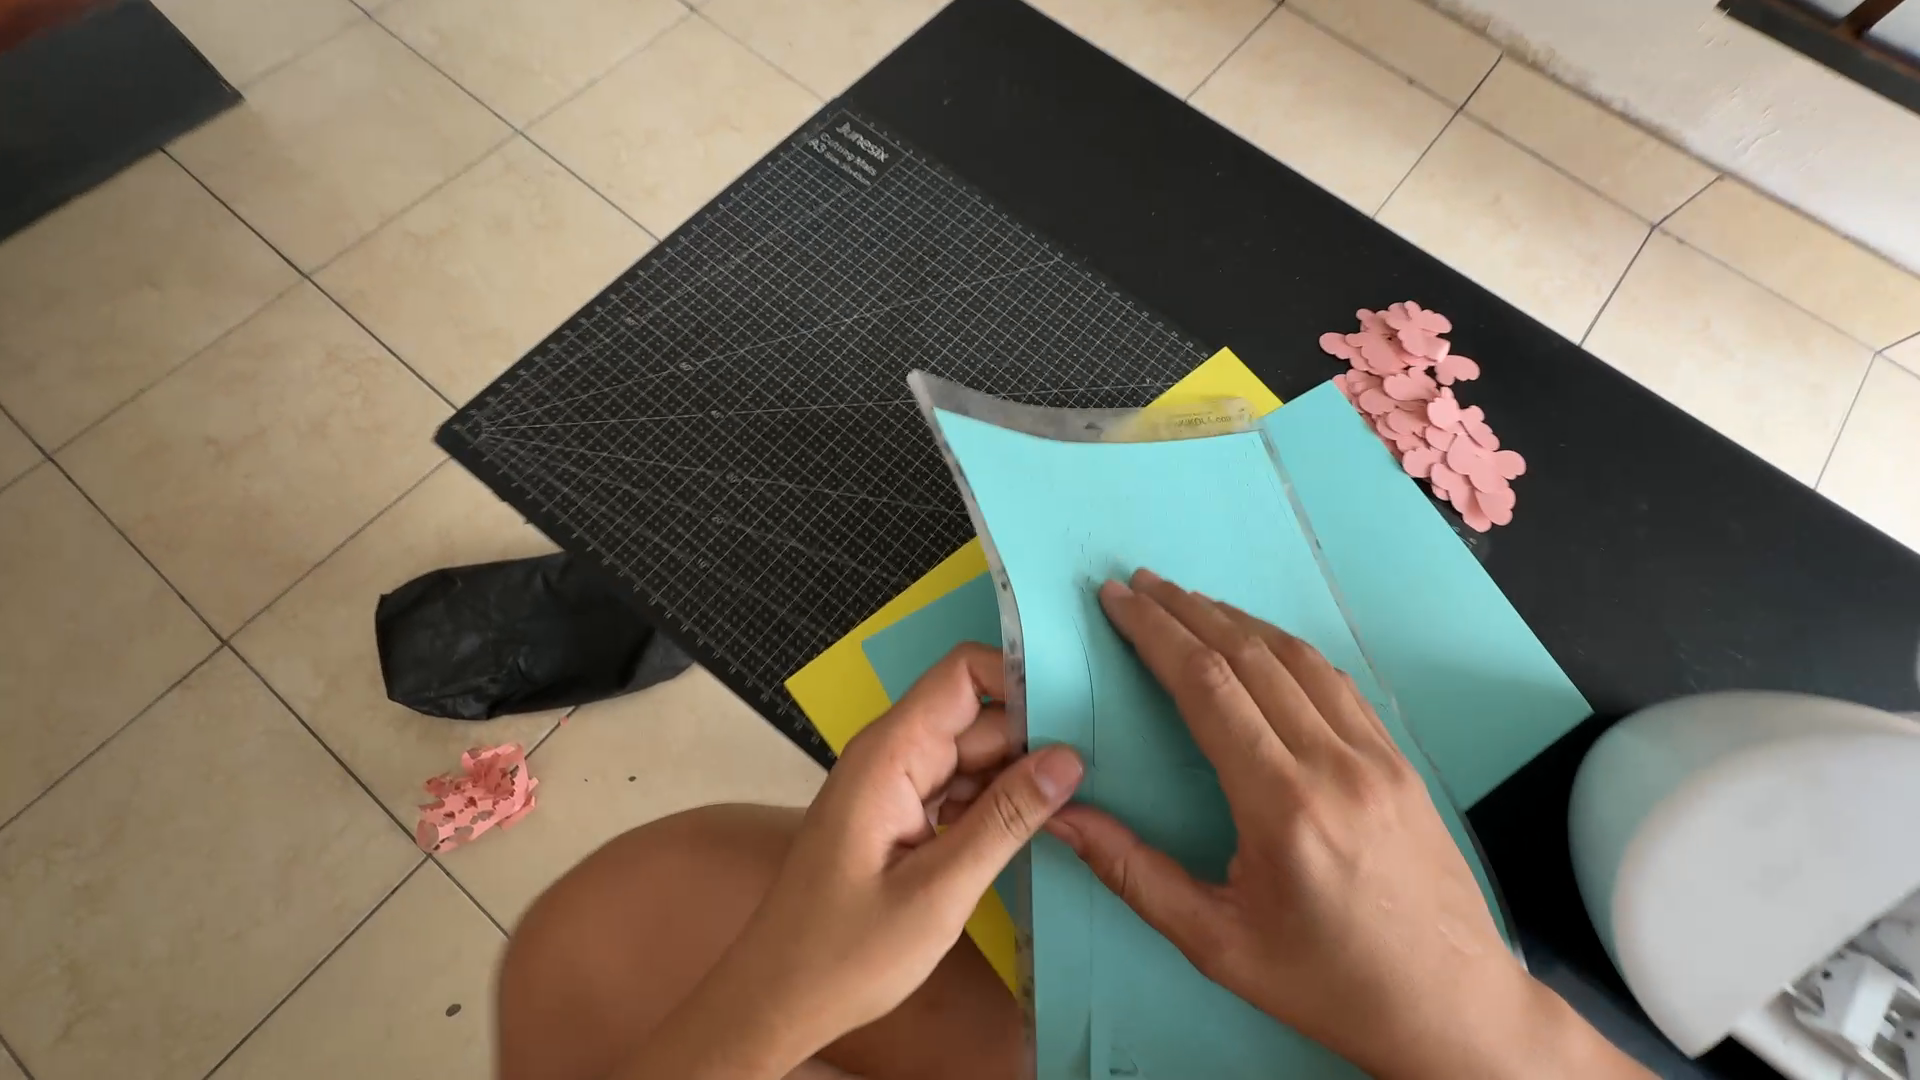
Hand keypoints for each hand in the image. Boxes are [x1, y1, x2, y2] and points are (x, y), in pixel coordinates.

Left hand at [681, 644, 1082, 1073]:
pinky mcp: (904, 811)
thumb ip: (1004, 818)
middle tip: (1095, 773)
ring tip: (1079, 801)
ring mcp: (898, 782)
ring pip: (974, 753)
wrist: (778, 998)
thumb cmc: (847, 952)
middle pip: (977, 716)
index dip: (1019, 678)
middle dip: (1033, 737)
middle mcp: (894, 753)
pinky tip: (1035, 825)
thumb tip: (1069, 758)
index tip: (1076, 710)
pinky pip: (960, 786)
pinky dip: (996, 802)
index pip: (963, 674)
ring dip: (1020, 774)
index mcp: (892, 752)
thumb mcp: (938, 890)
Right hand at [1048, 569, 1646, 1079]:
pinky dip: (1281, 643)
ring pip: (1292, 655)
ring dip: (1231, 616)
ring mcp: (1375, 754)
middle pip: (1246, 655)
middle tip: (1136, 583)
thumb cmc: (1325, 982)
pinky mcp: (1398, 757)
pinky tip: (1254, 636)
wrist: (1455, 1012)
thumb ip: (1132, 874)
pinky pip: (1332, 678)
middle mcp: (1333, 763)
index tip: (1116, 599)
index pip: (1206, 686)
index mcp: (1282, 805)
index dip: (1155, 633)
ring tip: (1184, 597)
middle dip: (1183, 609)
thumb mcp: (1215, 945)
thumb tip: (1060, 817)